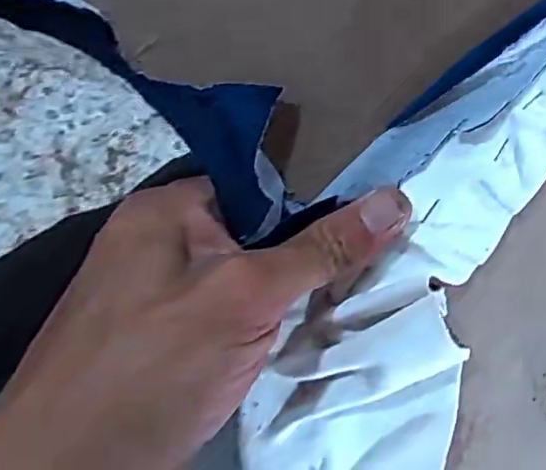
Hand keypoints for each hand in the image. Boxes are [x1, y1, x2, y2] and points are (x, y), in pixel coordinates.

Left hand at [0, 178, 409, 469]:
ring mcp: (178, 286)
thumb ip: (326, 245)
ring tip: (379, 257)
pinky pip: (260, 292)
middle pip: (279, 216)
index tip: (391, 189)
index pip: (276, 173)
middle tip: (394, 228)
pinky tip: (336, 297)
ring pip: (274, 257)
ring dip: (318, 266)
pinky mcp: (190, 327)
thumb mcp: (247, 297)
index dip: (336, 180)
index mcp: (170, 210)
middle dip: (333, 229)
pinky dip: (297, 296)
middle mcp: (171, 237)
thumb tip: (401, 196)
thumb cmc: (144, 372)